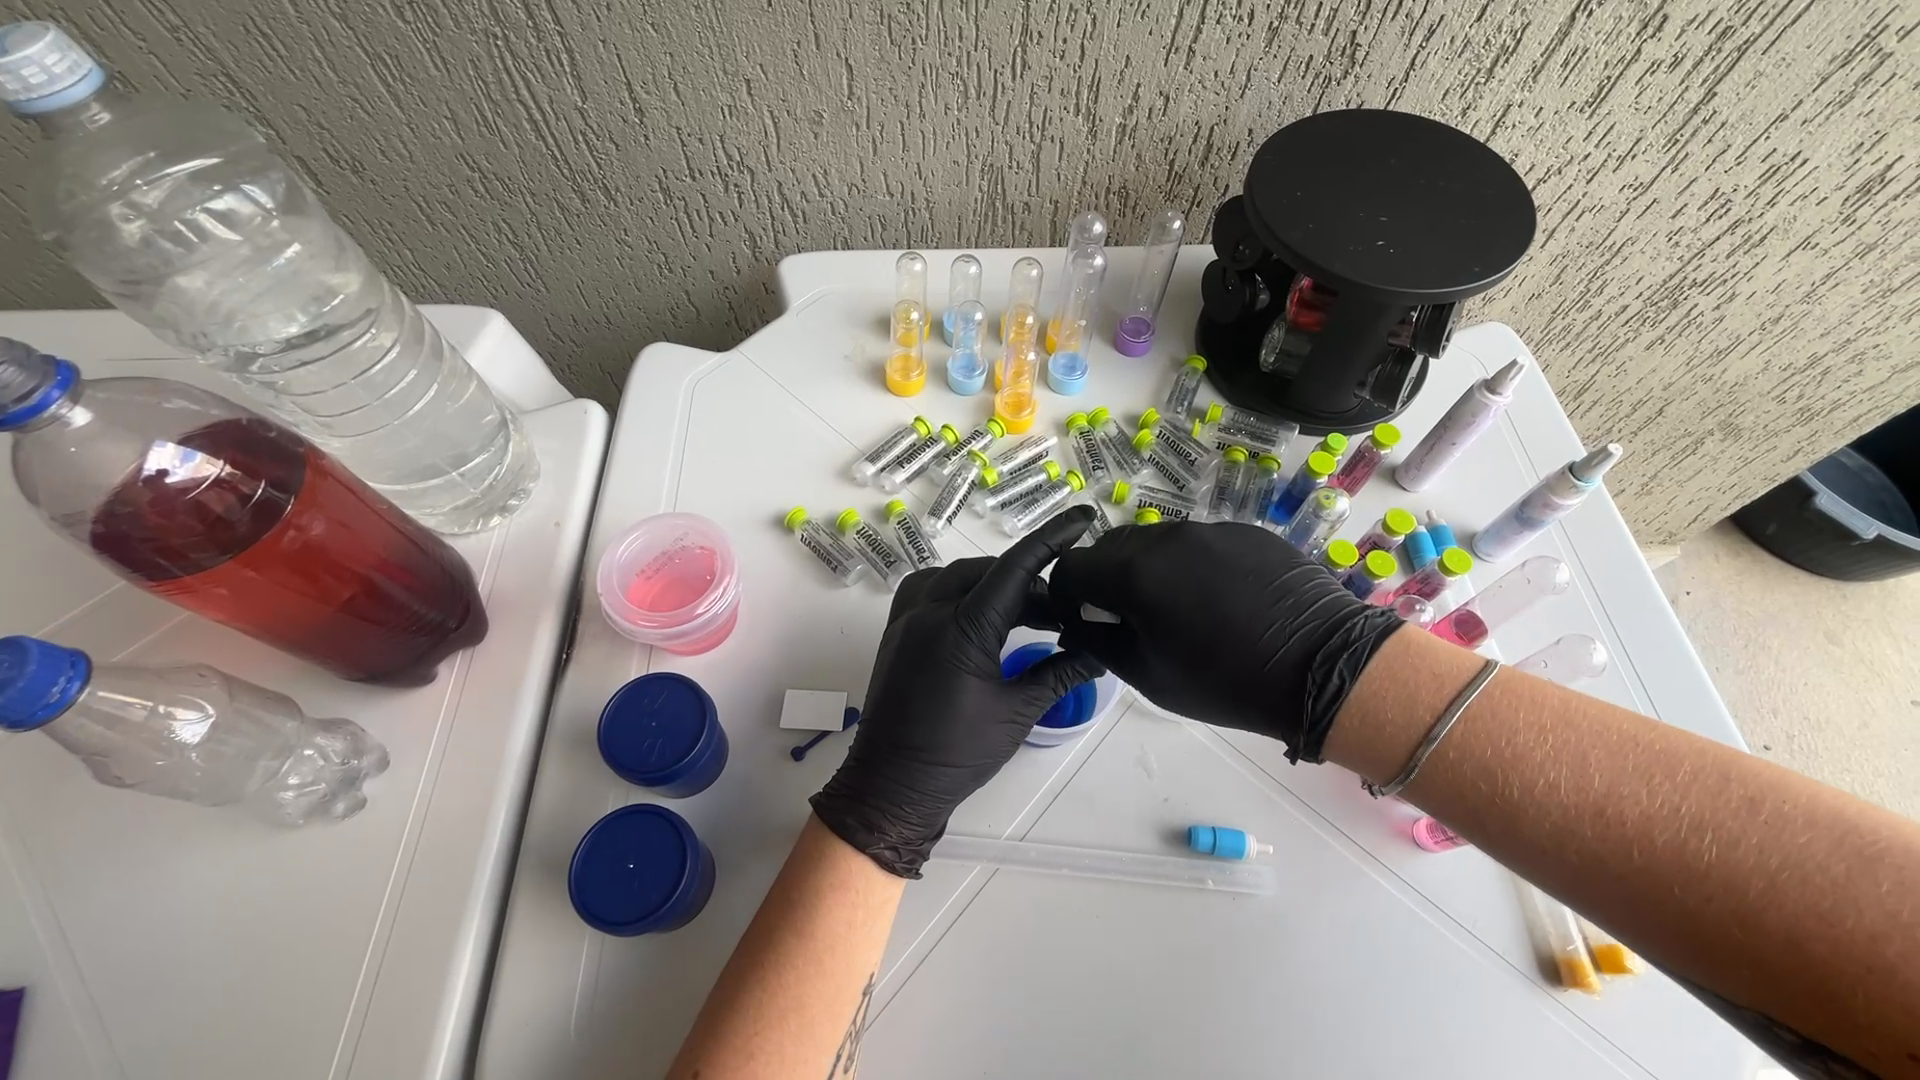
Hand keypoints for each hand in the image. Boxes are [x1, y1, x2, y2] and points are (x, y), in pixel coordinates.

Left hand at [811, 508, 1106, 877]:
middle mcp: (930, 611)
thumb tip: (1099, 652)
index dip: (1052, 539)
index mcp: (963, 628)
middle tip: (1062, 611)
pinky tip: (982, 613)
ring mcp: (907, 618)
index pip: (1016, 568)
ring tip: (1028, 614)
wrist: (890, 784)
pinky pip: (930, 589)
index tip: (1082, 517)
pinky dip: (962, 591)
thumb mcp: (1018, 712)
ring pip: (958, 576)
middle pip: (989, 572)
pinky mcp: (896, 630)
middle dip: (1030, 582)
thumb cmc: (957, 754)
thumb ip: (1059, 673)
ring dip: (995, 584)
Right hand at [1050, 520, 1404, 761]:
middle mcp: (1166, 538)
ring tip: (1178, 610)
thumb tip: (1075, 625)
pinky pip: (1198, 543)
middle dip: (1104, 580)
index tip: (1080, 621)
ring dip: (1147, 571)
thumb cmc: (1227, 683)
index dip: (1064, 595)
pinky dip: (1190, 566)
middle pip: (1110, 548)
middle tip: (1128, 619)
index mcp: (1135, 574)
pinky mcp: (1246, 531)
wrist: (1324, 668)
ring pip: (1155, 542)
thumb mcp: (1149, 675)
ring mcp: (1209, 529)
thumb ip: (1099, 643)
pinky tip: (1219, 600)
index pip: (1070, 567)